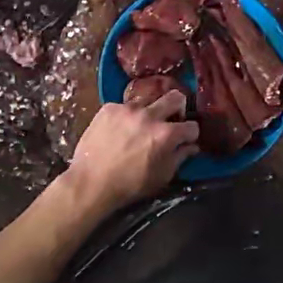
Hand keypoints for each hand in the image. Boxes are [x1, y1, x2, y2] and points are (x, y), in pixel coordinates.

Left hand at [62, 92, 199, 213]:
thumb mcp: (162, 176)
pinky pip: (125, 106)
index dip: (191, 134)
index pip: (192, 125)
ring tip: (142, 124)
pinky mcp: (109, 108)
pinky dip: (127, 116)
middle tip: (172, 119)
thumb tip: (192, 146)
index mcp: (166, 134)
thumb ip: (180, 157)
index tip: (185, 139)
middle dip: (179, 107)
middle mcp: (150, 115)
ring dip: (151, 111)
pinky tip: (120, 129)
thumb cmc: (130, 185)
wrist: (90, 183)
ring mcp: (128, 109)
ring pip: (149, 99)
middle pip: (176, 97)